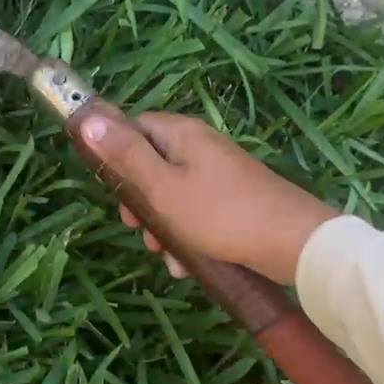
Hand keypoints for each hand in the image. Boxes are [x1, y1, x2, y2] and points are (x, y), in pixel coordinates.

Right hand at [76, 111, 339, 284]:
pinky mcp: (234, 199)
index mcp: (182, 134)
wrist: (294, 243)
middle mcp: (201, 146)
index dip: (115, 155)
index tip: (111, 189)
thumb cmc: (219, 214)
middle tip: (136, 230)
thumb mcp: (162, 187)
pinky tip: (187, 264)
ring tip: (165, 256)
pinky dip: (187, 234)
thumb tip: (88, 119)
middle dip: (139, 201)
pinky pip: (197, 210)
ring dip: (162, 225)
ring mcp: (220, 173)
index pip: (133, 127)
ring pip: (173, 193)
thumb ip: (125, 155)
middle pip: (152, 164)